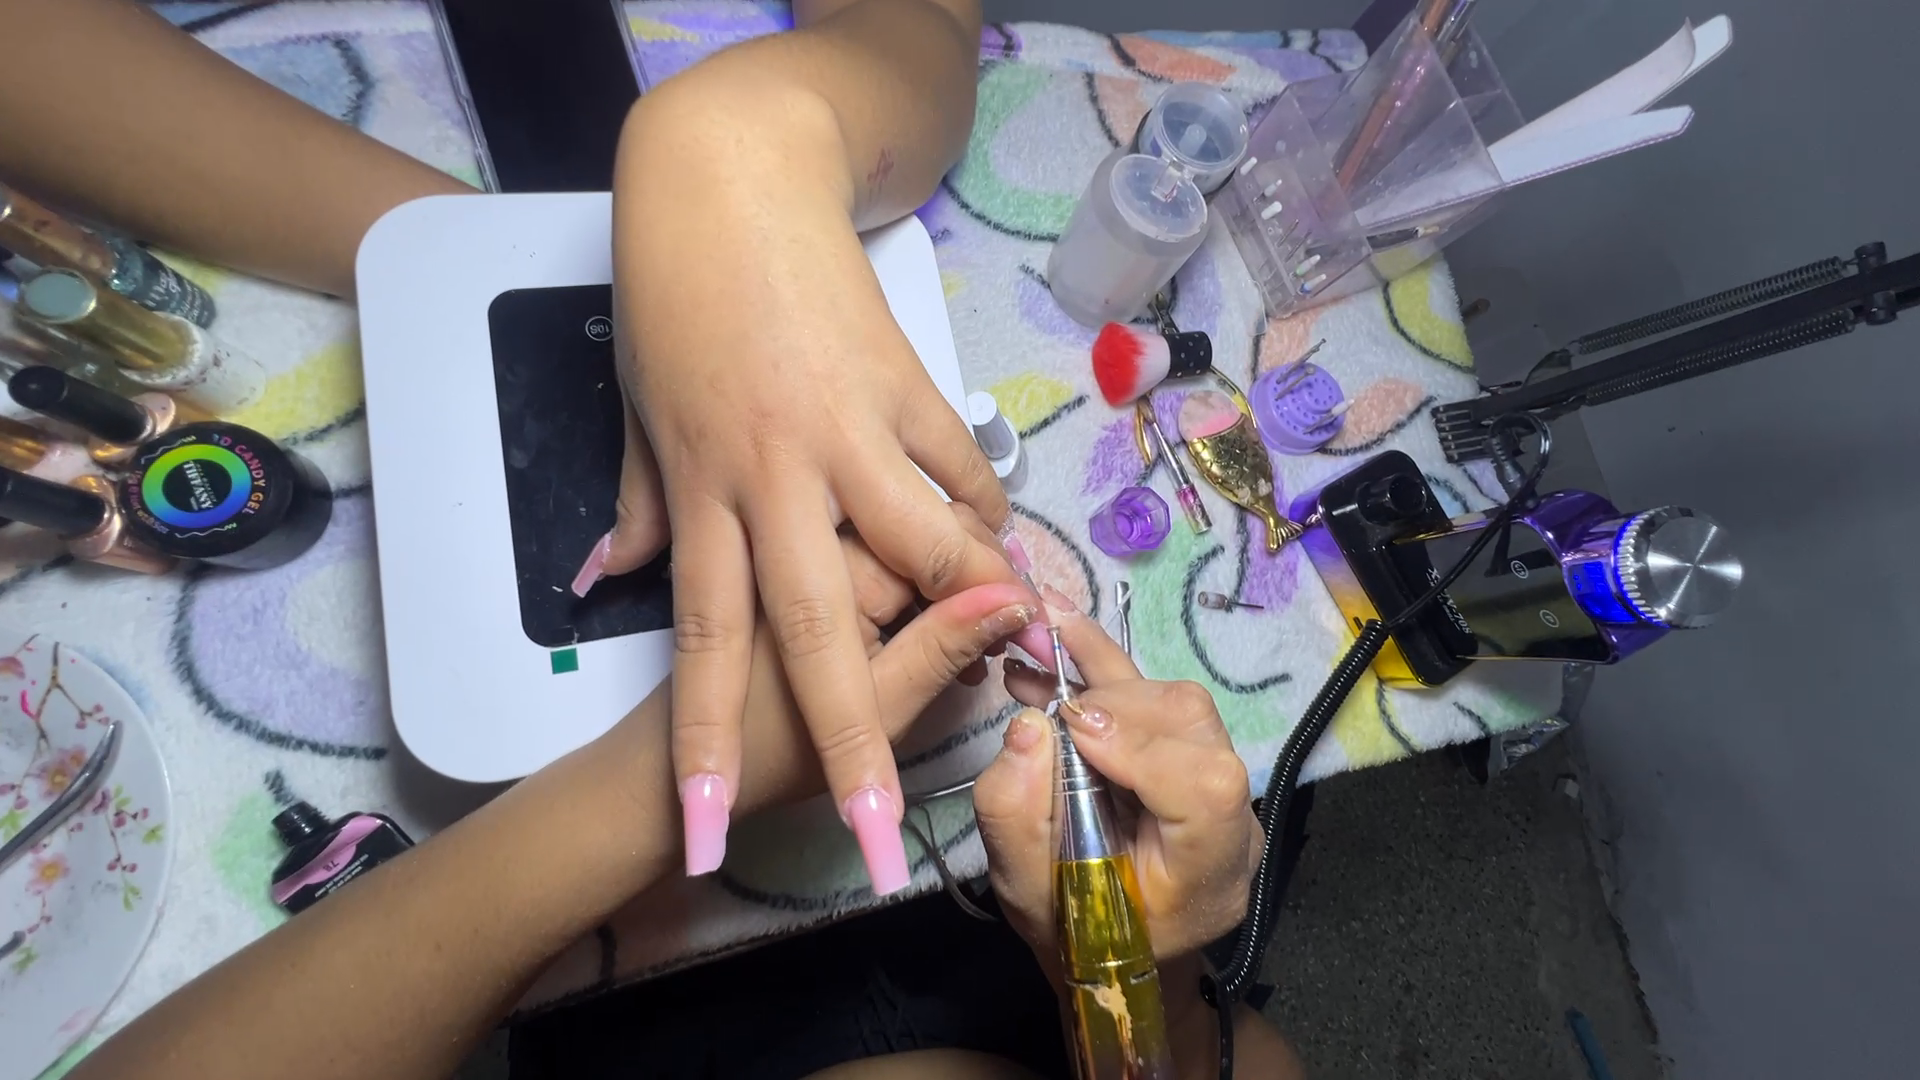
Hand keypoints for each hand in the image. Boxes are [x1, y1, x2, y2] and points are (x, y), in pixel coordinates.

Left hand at [598, 82, 1018, 893]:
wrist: (729, 179)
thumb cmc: (676, 299)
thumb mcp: (642, 410)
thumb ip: (640, 506)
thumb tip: (615, 580)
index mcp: (706, 492)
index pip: (707, 642)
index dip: (705, 744)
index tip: (708, 832)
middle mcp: (776, 478)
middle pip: (818, 628)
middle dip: (851, 739)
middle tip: (879, 827)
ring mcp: (847, 430)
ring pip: (923, 544)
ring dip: (975, 602)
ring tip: (1017, 650)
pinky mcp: (904, 383)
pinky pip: (957, 468)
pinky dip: (985, 509)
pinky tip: (1003, 537)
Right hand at [975, 591, 1262, 964]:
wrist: (1113, 941)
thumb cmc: (1074, 929)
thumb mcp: (1023, 890)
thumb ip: (1016, 816)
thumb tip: (1029, 723)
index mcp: (1205, 877)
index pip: (1207, 789)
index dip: (1140, 743)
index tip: (1071, 725)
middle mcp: (1231, 823)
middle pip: (1195, 727)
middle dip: (1112, 702)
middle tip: (1045, 702)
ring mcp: (1222, 782)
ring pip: (1180, 700)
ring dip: (1104, 675)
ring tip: (1038, 654)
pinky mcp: (1196, 751)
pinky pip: (1161, 696)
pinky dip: (1106, 666)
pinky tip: (1061, 637)